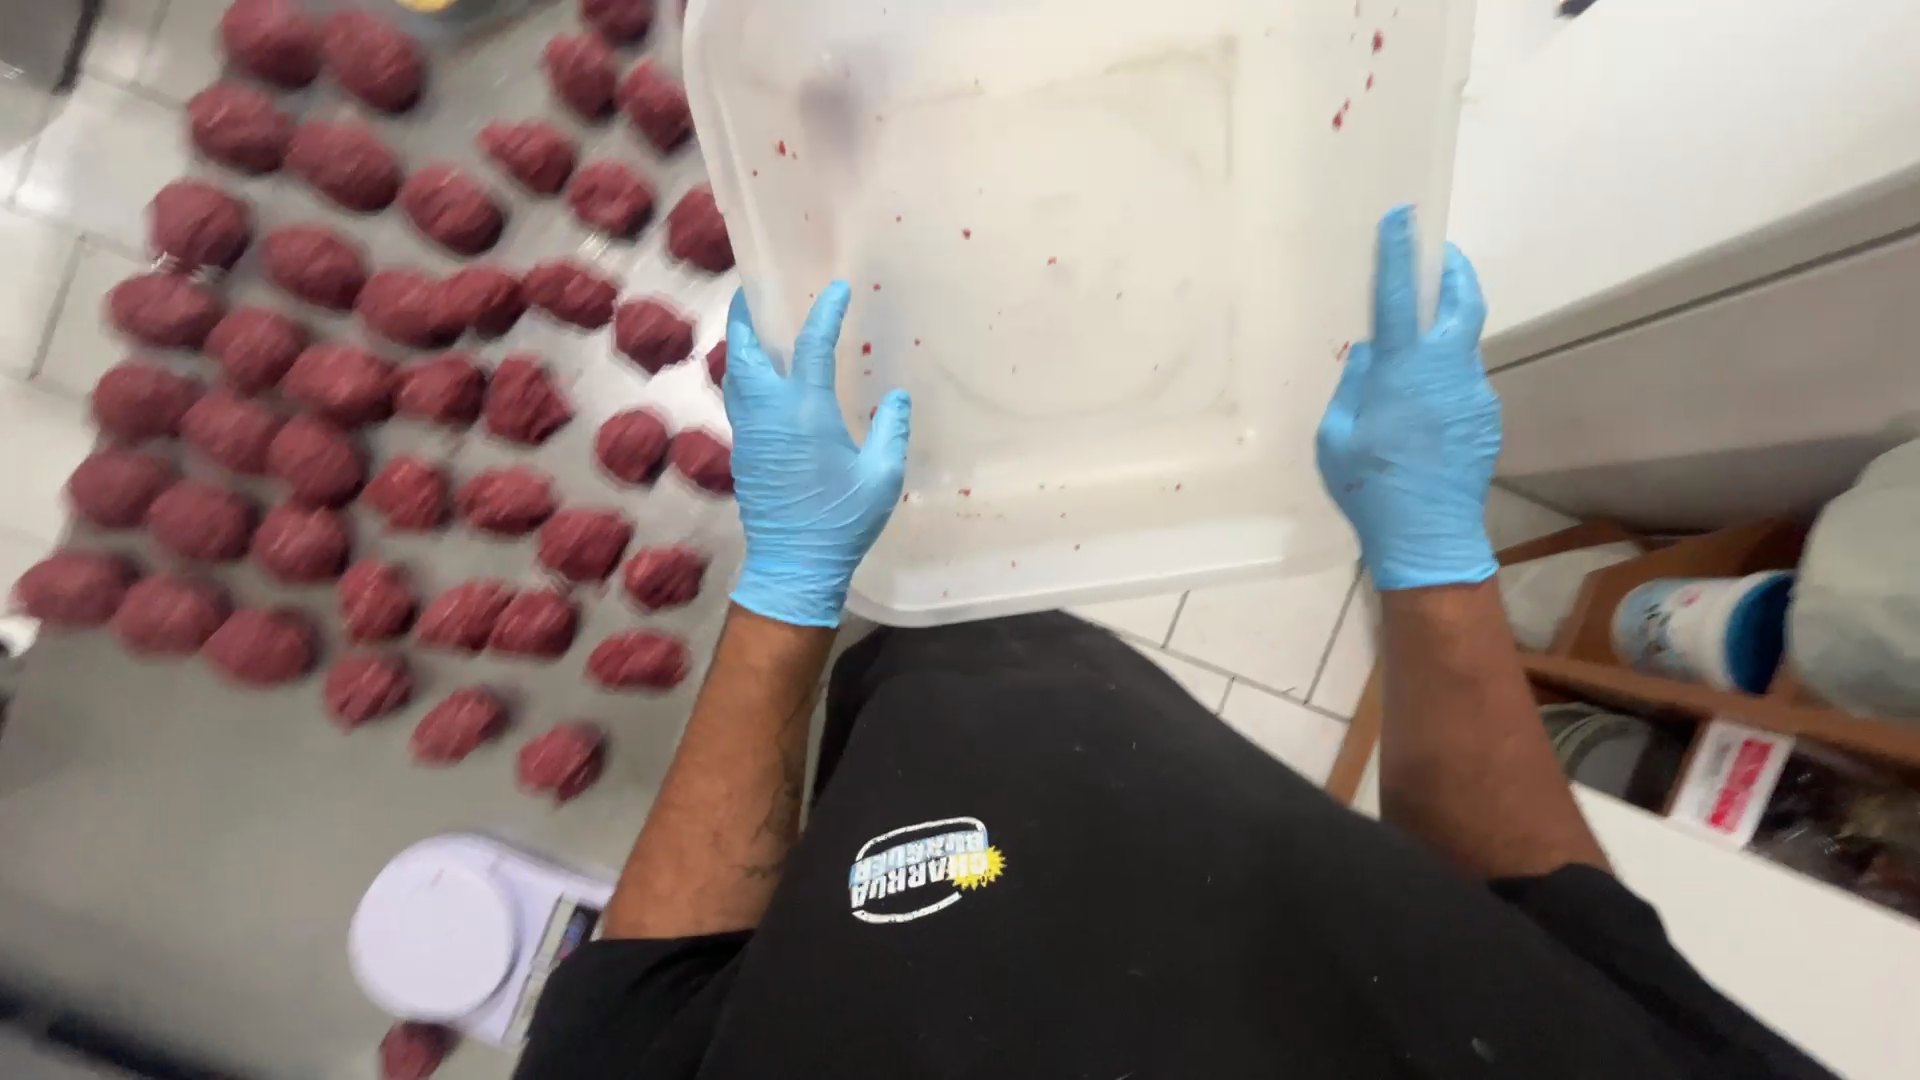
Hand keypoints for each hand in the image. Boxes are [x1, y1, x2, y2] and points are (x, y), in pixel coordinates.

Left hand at [723, 281, 911, 626]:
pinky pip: (736, 397)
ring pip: (733, 371)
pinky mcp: (742, 450)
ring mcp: (748, 431)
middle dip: (749, 313)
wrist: (793, 563)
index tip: (837, 290)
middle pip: (745, 347)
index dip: (825, 312)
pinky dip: (743, 372)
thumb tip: (897, 397)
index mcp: (805, 412)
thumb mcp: (882, 477)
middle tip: (759, 290)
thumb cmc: (842, 520)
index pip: (811, 346)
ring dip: (742, 341)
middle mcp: (768, 412)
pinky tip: (760, 375)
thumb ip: (892, 430)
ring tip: (757, 325)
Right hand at [1316, 207, 1500, 590]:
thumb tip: (1370, 352)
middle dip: (1453, 274)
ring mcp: (1475, 393)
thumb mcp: (1336, 436)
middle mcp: (1449, 372)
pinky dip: (1443, 375)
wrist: (1427, 535)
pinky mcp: (1486, 416)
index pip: (1403, 300)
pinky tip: (1420, 407)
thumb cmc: (1368, 486)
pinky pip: (1463, 381)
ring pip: (1462, 347)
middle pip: (1464, 304)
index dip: (1402, 257)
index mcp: (1405, 373)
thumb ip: (1353, 386)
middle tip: (1438, 260)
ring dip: (1442, 334)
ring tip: (1411, 357)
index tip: (1404, 218)